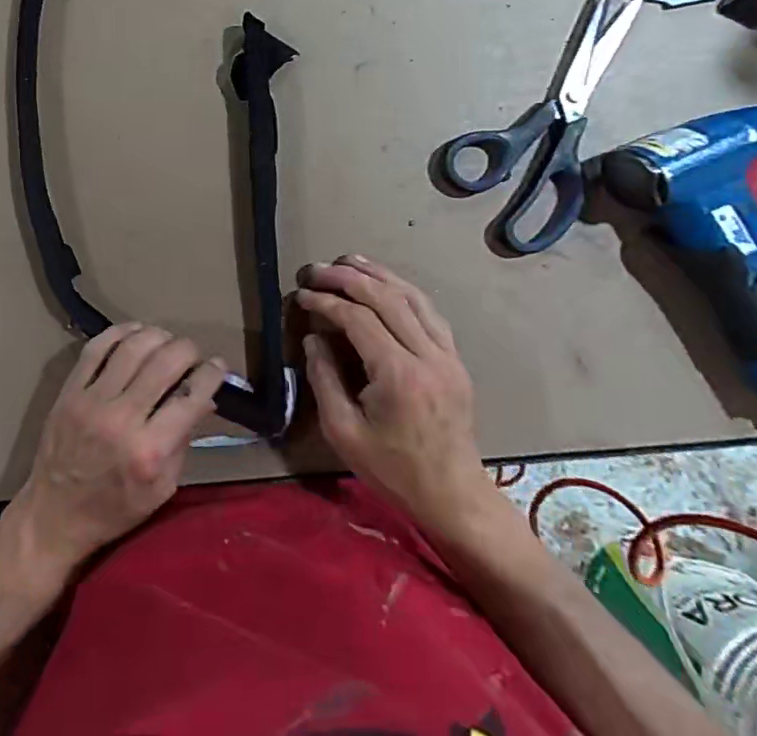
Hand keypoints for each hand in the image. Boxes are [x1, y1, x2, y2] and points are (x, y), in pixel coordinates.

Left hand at [4, 324, 227, 580]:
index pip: (190, 397)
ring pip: (131, 348)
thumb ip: (183, 442)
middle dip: (188, 350)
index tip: (218, 367)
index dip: (211, 375)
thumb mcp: (162, 489)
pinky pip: (95, 349)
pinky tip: (136, 332)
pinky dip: (120, 333)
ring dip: (157, 336)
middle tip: (194, 353)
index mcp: (149, 450)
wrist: (55, 513)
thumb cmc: (115, 508)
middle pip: (164, 363)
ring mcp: (91, 401)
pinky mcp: (69, 391)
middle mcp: (121, 420)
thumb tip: (203, 400)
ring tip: (167, 340)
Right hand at [294, 255, 499, 536]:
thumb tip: (314, 339)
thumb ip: (324, 379)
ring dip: (379, 275)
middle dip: (349, 278)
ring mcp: (448, 356)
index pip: (359, 319)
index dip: (326, 302)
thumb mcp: (343, 431)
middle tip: (317, 269)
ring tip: (349, 261)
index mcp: (399, 375)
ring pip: (414, 298)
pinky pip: (430, 313)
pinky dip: (404, 292)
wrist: (452, 494)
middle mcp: (429, 356)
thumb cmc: (392, 469)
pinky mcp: (455, 360)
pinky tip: (385, 285)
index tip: (301, 295)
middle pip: (388, 299)